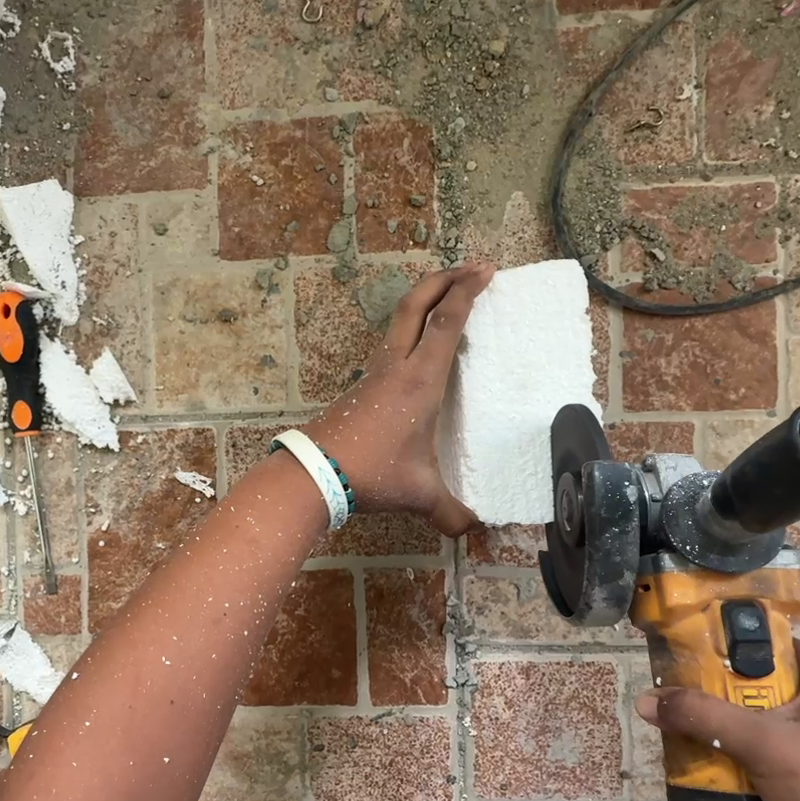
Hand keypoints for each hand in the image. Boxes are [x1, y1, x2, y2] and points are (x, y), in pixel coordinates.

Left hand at [303, 263, 492, 537]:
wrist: (313, 473)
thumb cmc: (370, 474)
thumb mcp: (419, 494)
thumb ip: (450, 512)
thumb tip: (472, 532)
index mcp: (419, 380)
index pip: (446, 322)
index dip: (467, 291)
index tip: (486, 271)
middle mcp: (396, 367)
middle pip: (416, 304)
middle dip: (443, 278)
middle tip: (469, 268)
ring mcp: (374, 374)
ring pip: (398, 322)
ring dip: (423, 302)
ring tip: (445, 299)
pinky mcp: (360, 388)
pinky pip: (390, 346)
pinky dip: (409, 332)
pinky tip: (418, 352)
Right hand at [635, 639, 799, 800]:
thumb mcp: (768, 745)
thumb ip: (705, 718)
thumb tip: (646, 700)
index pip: (778, 647)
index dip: (736, 644)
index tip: (691, 653)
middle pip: (763, 692)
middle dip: (720, 699)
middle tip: (680, 703)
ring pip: (764, 733)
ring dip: (729, 739)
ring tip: (689, 741)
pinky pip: (771, 767)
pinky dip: (744, 769)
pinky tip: (717, 777)